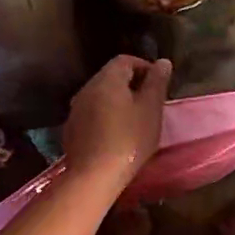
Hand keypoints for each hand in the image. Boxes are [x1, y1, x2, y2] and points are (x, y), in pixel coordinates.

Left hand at [62, 55, 170, 192]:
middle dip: (132, 84)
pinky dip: (106, 115)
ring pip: (101, 95)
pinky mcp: (72, 129)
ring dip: (119, 101)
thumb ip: (157, 82)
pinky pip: (92, 113)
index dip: (145, 67)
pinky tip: (116, 134)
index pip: (125, 60)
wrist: (95, 175)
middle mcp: (86, 88)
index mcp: (107, 80)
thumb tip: (162, 62)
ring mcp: (76, 109)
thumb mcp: (151, 109)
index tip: (159, 84)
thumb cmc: (130, 138)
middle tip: (151, 102)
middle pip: (111, 76)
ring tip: (135, 119)